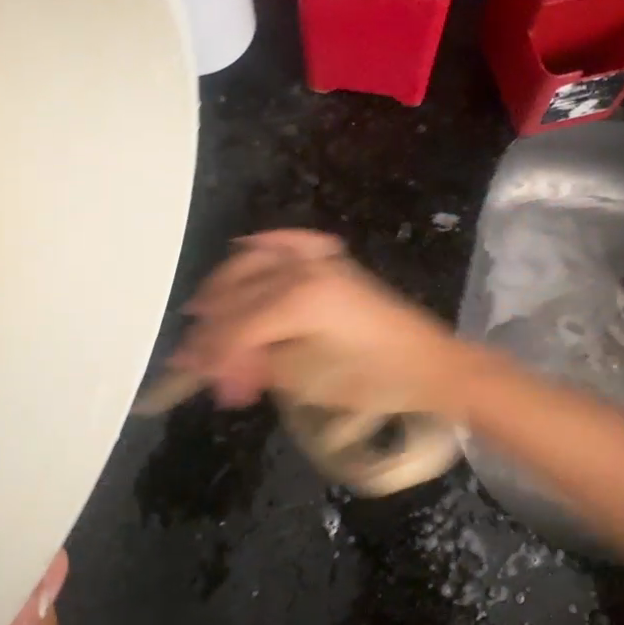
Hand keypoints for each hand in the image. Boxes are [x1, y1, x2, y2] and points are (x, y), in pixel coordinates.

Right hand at [171, 230, 486, 419]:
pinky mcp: (330, 260)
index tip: (199, 381)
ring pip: (250, 262)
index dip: (213, 358)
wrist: (428, 363)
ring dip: (222, 288)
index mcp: (296, 303)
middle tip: (195, 361)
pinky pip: (286, 241)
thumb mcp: (309, 382)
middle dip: (210, 331)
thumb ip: (259, 367)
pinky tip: (244, 249)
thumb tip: (223, 370)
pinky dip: (261, 246)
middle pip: (235, 296)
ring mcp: (317, 260)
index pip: (234, 329)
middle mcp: (300, 271)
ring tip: (203, 315)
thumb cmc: (373, 381)